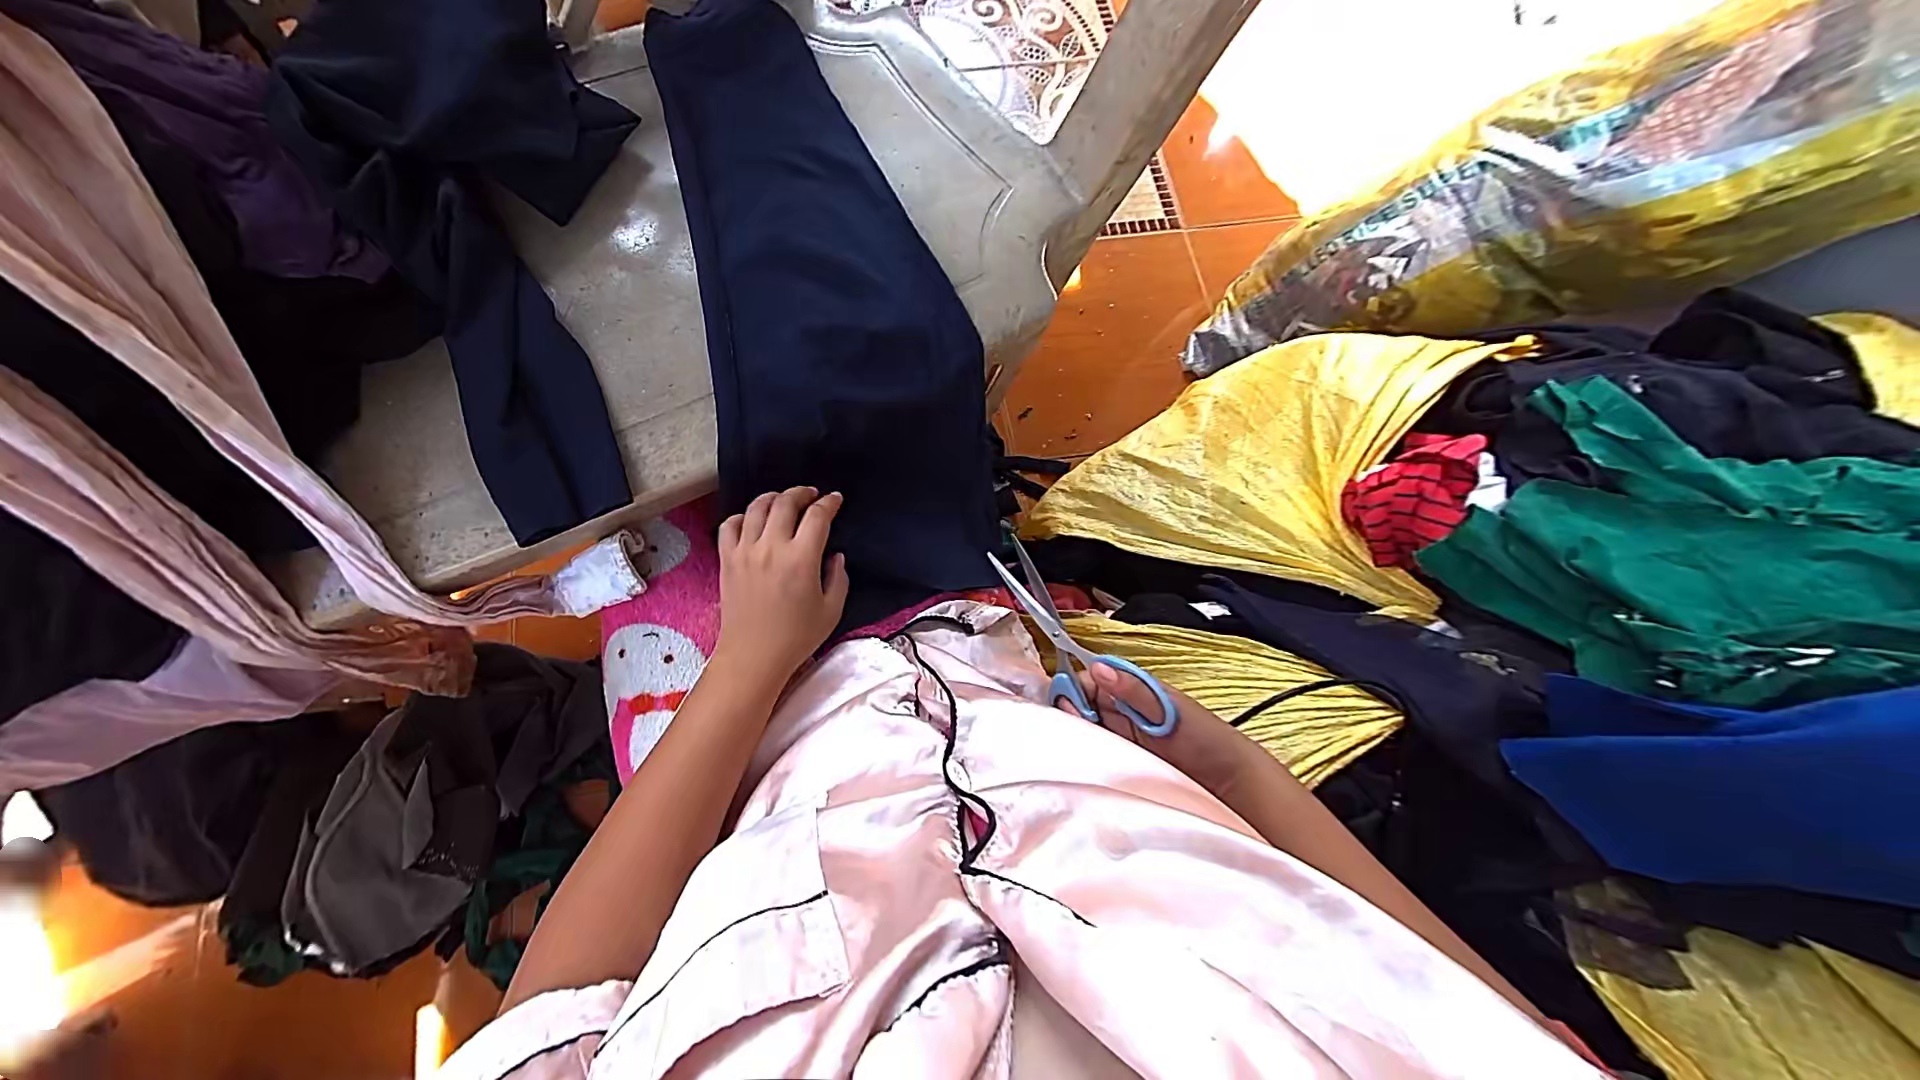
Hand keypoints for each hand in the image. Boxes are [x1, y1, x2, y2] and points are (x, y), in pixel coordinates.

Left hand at [714, 487, 849, 683]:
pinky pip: (730, 525)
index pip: (817, 516)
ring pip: (757, 507)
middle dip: (802, 493)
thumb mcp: (831, 610)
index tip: (836, 499)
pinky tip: (753, 520)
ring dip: (774, 497)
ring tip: (783, 500)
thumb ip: (837, 577)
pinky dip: (743, 516)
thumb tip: (834, 556)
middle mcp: (772, 547)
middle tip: (812, 495)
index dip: (829, 503)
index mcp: (801, 559)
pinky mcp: (727, 560)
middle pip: (785, 502)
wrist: (753, 656)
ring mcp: (745, 551)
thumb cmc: (796, 637)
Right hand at [1067, 663, 1263, 802]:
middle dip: (1069, 711)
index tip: (1066, 701)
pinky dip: (1085, 757)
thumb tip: (1098, 668)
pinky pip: (1095, 756)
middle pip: (1082, 705)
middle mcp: (1123, 713)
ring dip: (1075, 735)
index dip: (1074, 687)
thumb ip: (1134, 689)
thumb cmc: (1209, 740)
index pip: (1091, 680)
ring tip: (1072, 745)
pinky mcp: (1122, 767)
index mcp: (1134, 690)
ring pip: (1085, 731)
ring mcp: (1121, 741)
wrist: (1235, 788)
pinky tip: (1079, 762)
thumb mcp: (1172, 709)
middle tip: (1069, 727)